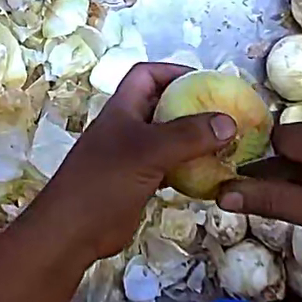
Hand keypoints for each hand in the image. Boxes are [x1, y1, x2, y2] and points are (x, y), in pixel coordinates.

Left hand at [21, 62, 234, 262]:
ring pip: (169, 138)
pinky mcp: (139, 182)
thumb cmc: (104, 180)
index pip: (147, 75)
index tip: (206, 81)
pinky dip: (190, 167)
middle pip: (162, 105)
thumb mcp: (147, 150)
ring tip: (226, 143)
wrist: (72, 230)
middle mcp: (127, 127)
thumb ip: (187, 135)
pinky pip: (171, 166)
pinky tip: (211, 175)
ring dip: (194, 139)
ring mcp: (133, 155)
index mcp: (122, 108)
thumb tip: (228, 122)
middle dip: (192, 106)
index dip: (173, 71)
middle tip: (224, 114)